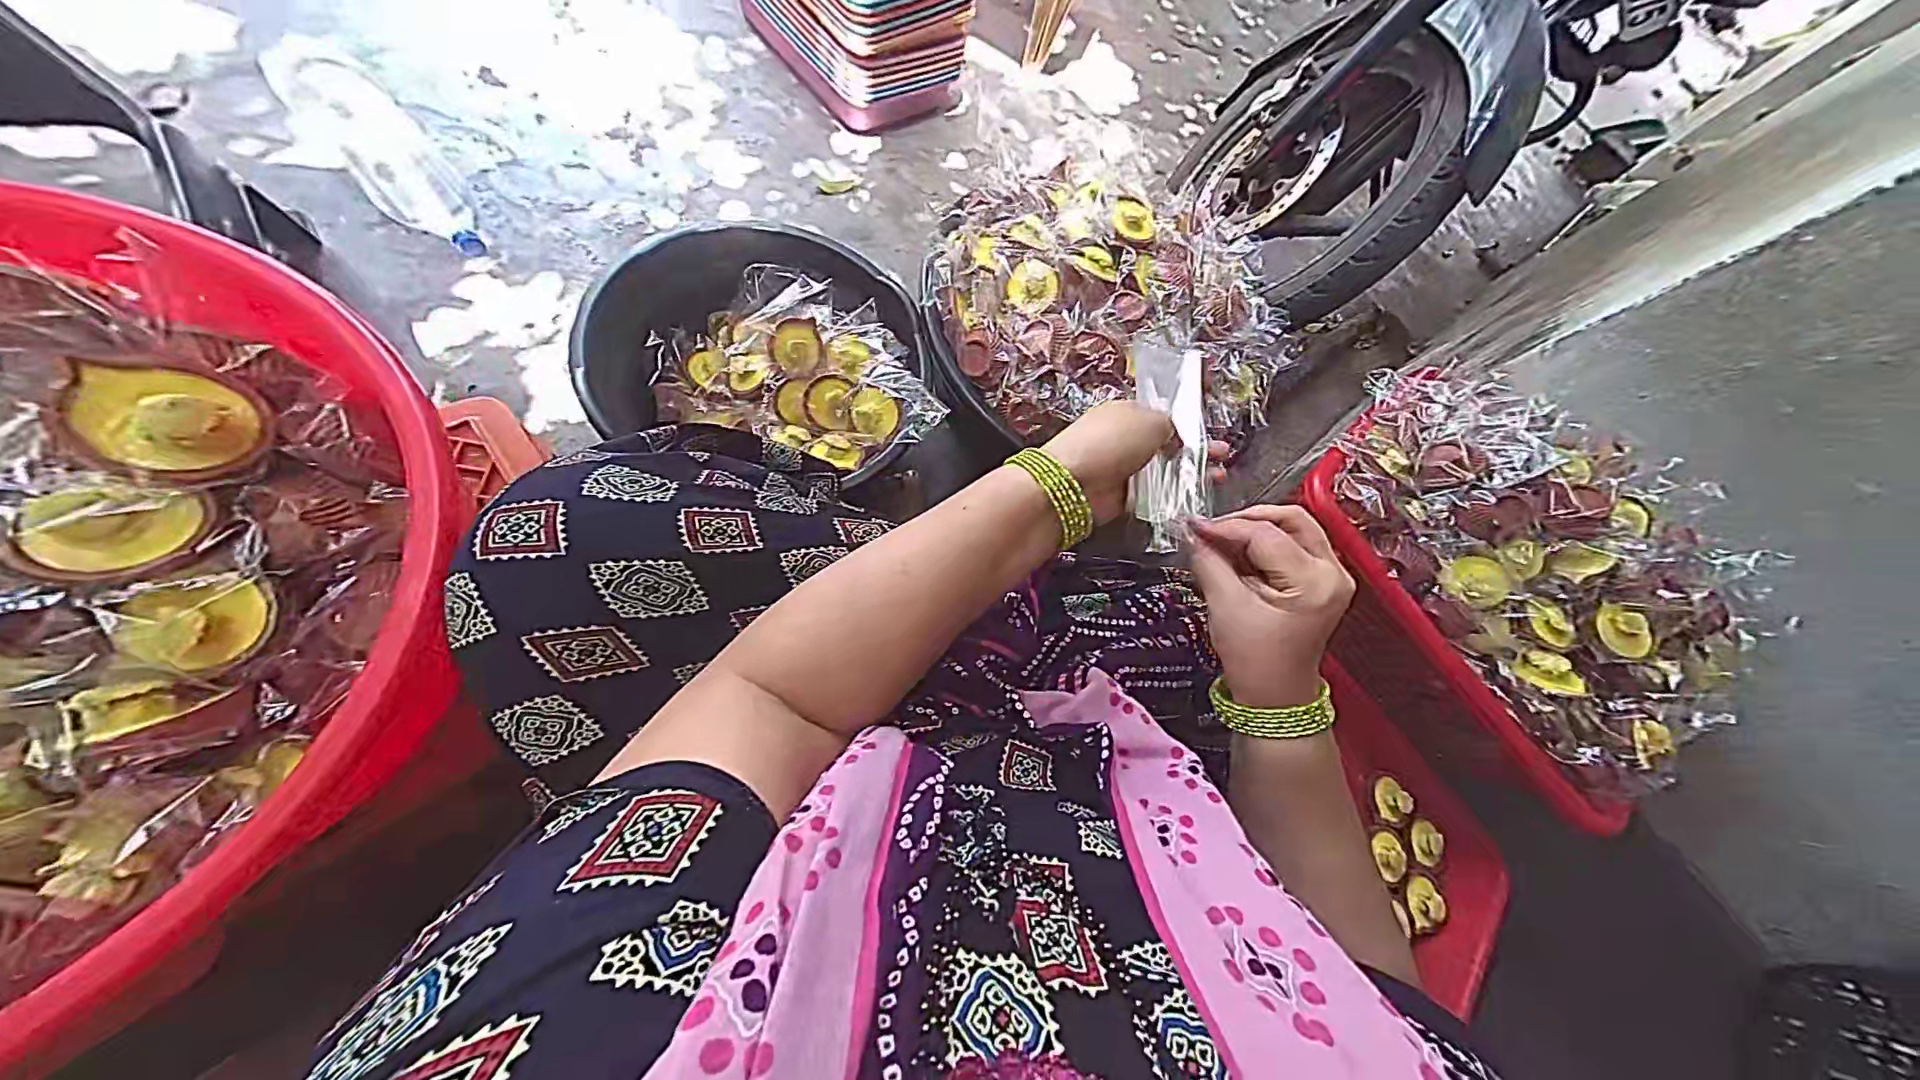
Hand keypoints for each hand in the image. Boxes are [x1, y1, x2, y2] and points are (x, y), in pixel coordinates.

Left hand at [1040, 401, 1231, 525]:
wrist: (1071, 484)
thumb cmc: (1109, 442)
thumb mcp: (1149, 420)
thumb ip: (1171, 425)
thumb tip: (1178, 437)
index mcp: (1126, 412)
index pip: (1161, 414)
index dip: (1186, 422)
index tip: (1208, 430)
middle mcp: (1124, 439)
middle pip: (1166, 444)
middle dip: (1196, 449)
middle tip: (1222, 454)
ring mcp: (1124, 469)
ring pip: (1164, 471)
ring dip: (1191, 474)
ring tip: (1217, 476)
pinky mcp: (1123, 497)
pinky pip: (1154, 496)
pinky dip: (1174, 497)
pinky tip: (1195, 496)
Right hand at [1188, 505, 1353, 707]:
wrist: (1274, 694)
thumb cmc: (1254, 658)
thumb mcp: (1226, 607)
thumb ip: (1210, 563)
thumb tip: (1194, 534)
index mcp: (1315, 582)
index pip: (1265, 535)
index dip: (1225, 527)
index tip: (1193, 528)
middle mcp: (1333, 572)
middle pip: (1291, 519)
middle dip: (1247, 519)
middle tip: (1212, 528)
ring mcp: (1332, 575)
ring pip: (1293, 528)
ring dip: (1255, 528)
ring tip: (1221, 540)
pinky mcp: (1321, 579)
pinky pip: (1293, 544)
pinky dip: (1262, 542)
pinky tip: (1236, 553)